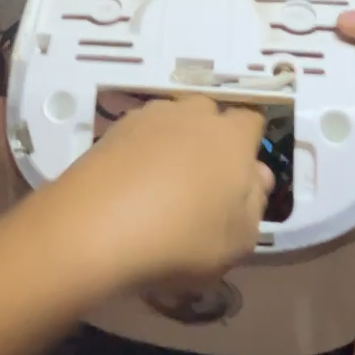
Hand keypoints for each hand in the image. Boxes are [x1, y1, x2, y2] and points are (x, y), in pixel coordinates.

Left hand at [34, 96, 272, 287]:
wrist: (98, 227)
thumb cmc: (183, 238)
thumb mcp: (239, 239)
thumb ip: (255, 203)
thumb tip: (256, 175)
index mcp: (231, 137)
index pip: (251, 122)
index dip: (247, 145)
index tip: (240, 176)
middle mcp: (190, 115)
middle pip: (207, 115)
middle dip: (209, 137)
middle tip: (201, 181)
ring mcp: (147, 117)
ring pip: (170, 120)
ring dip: (171, 142)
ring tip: (162, 183)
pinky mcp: (111, 129)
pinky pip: (138, 134)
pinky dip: (139, 151)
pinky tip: (132, 183)